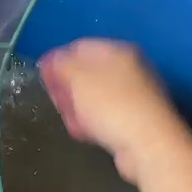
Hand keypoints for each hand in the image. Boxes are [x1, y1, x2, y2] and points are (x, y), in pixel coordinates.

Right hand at [37, 39, 191, 185]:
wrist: (148, 144)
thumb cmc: (110, 105)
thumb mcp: (77, 78)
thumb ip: (60, 64)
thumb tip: (51, 60)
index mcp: (117, 51)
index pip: (79, 47)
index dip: (57, 61)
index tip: (43, 78)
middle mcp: (128, 69)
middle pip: (86, 73)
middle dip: (67, 87)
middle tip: (57, 102)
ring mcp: (133, 95)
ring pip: (94, 96)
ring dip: (77, 107)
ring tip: (71, 120)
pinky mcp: (134, 119)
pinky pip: (105, 114)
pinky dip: (92, 121)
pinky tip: (85, 132)